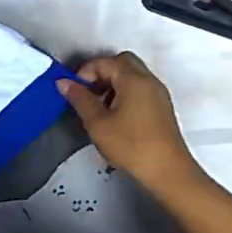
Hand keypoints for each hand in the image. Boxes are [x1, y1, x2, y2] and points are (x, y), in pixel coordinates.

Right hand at [57, 52, 198, 183]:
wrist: (167, 171)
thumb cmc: (131, 146)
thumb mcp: (97, 123)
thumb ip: (80, 99)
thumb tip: (64, 82)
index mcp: (133, 80)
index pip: (104, 62)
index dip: (84, 71)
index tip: (74, 89)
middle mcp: (149, 80)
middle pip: (122, 61)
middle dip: (101, 71)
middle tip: (88, 91)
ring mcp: (158, 93)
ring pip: (133, 73)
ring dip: (113, 81)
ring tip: (99, 104)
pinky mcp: (162, 106)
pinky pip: (141, 86)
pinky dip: (125, 90)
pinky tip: (115, 113)